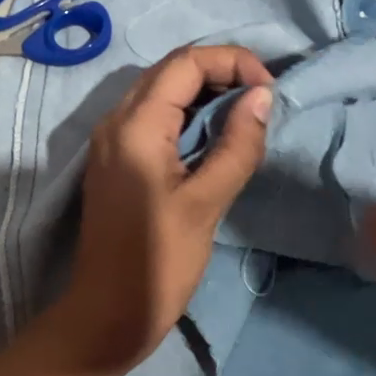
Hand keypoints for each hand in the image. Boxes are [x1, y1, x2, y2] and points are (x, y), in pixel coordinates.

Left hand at [51, 46, 274, 372]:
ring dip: (204, 92)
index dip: (232, 62)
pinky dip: (187, 114)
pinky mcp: (116, 159)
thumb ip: (236, 145)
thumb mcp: (207, 202)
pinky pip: (153, 116)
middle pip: (170, 70)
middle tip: (262, 100)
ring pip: (161, 91)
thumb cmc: (158, 261)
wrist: (107, 312)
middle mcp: (116, 120)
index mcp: (135, 125)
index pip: (185, 62)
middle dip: (220, 72)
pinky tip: (215, 135)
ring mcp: (111, 140)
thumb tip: (261, 97)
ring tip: (246, 114)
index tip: (269, 92)